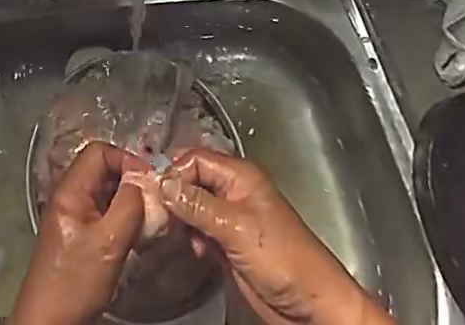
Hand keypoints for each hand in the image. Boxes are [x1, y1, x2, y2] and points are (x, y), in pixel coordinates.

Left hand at [9, 142, 145, 324]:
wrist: (47, 321)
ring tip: (145, 216)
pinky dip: (117, 213)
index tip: (148, 180)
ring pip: (102, 189)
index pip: (100, 151)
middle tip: (150, 198)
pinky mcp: (74, 230)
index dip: (126, 159)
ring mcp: (69, 212)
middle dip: (128, 179)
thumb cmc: (76, 281)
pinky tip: (131, 232)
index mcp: (70, 189)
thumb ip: (129, 205)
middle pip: (101, 168)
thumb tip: (142, 182)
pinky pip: (99, 208)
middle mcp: (67, 194)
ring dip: (125, 198)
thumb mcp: (109, 242)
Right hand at [160, 150, 393, 324]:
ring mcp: (230, 217)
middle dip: (173, 193)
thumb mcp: (236, 227)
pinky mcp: (228, 243)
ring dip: (180, 217)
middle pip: (192, 180)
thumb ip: (198, 204)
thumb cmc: (281, 257)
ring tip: (169, 232)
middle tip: (155, 213)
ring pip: (193, 205)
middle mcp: (233, 190)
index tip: (153, 192)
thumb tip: (162, 183)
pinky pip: (200, 229)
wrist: (311, 306)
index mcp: (239, 175)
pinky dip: (191, 236)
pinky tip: (189, 248)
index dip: (174, 171)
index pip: (196, 159)